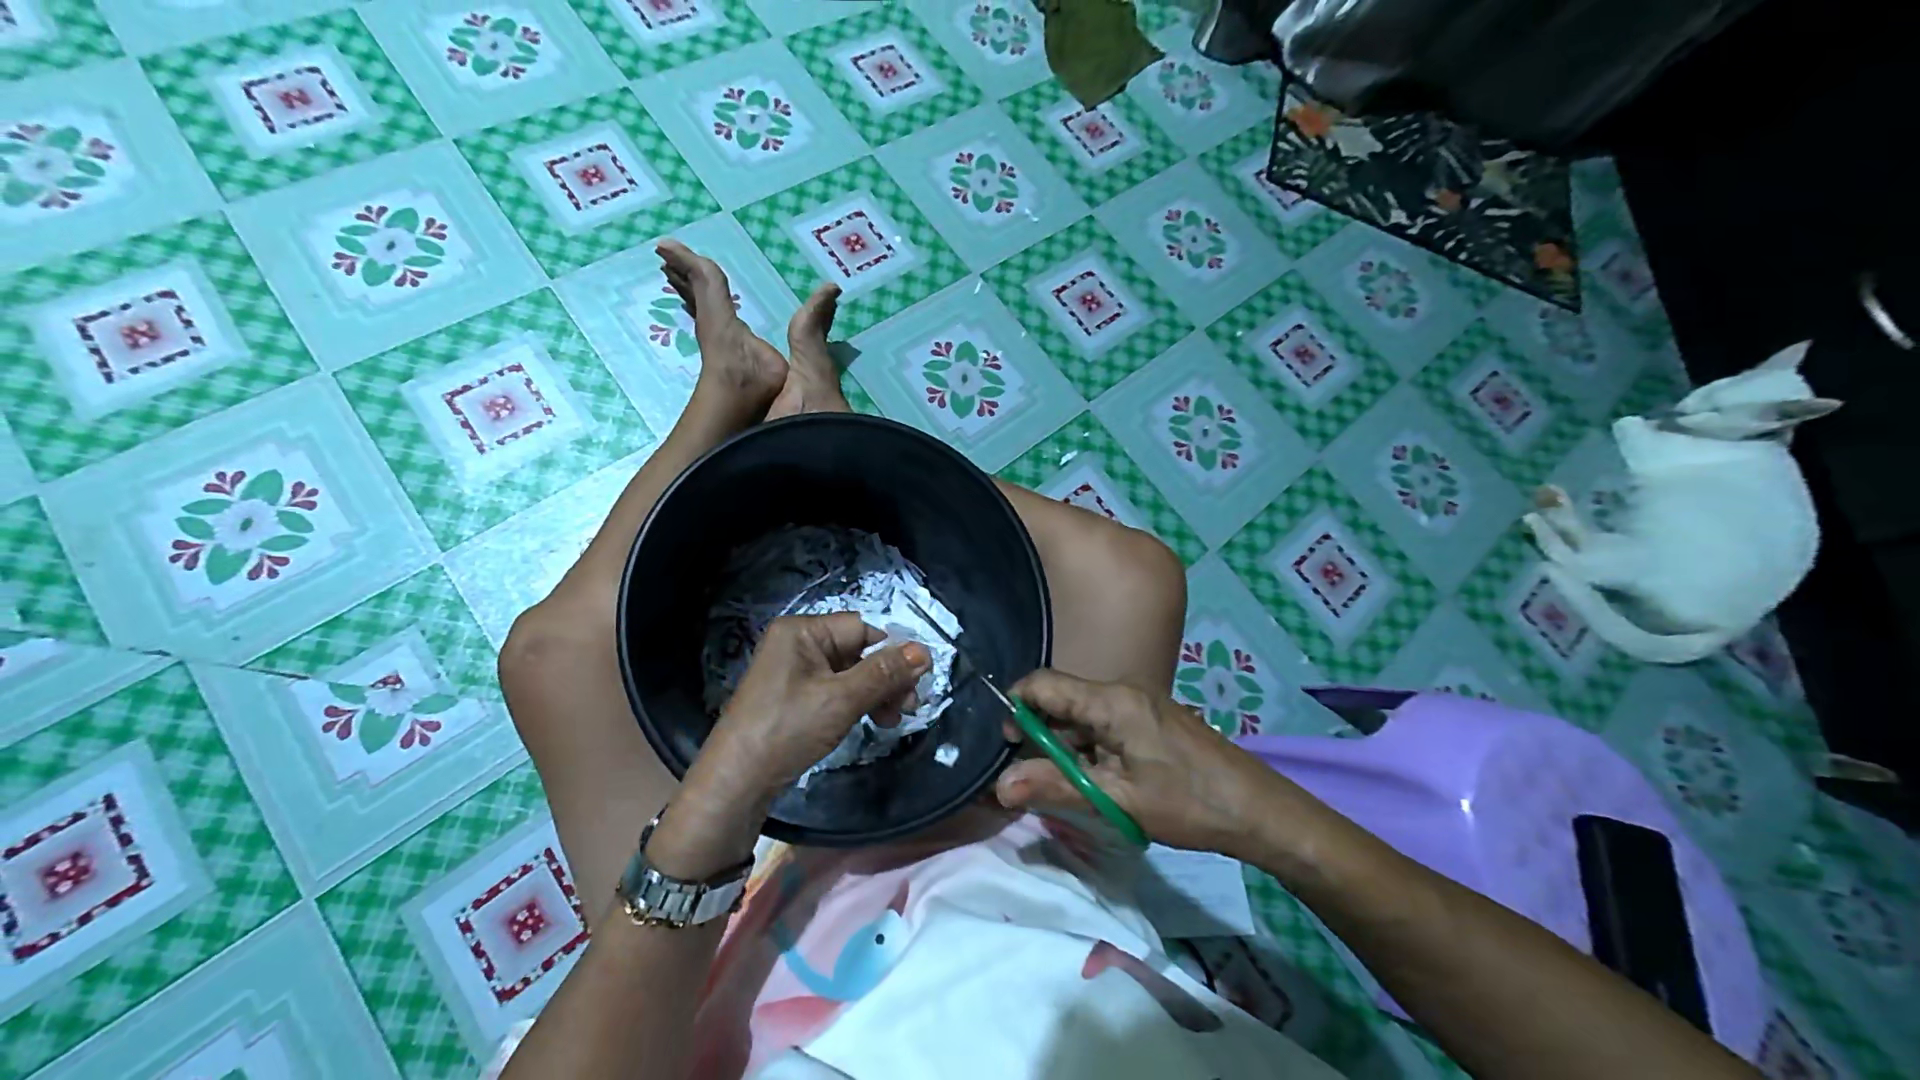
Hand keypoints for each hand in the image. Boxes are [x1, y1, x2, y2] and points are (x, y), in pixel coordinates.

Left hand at [688, 613, 929, 813]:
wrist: (737, 782)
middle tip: (909, 707)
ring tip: (893, 720)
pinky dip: (859, 703)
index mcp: (802, 631)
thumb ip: (884, 674)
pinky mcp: (797, 698)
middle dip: (887, 677)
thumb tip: (926, 652)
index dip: (892, 652)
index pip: (862, 628)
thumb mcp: (841, 699)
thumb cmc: (787, 729)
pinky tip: (874, 721)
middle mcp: (798, 644)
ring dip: (877, 693)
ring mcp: (797, 672)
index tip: (916, 681)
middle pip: (859, 650)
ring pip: (852, 673)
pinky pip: (838, 690)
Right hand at [993, 670, 1296, 856]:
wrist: (1258, 809)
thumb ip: (1056, 787)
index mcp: (1112, 701)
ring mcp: (1138, 704)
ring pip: (1080, 715)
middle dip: (1038, 734)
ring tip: (1064, 785)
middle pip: (1060, 699)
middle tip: (1032, 776)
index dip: (1015, 707)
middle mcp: (1121, 691)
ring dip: (1064, 745)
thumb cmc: (1189, 803)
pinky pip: (1102, 724)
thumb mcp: (1118, 800)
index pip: (1043, 683)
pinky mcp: (1149, 720)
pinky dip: (1087, 748)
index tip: (1004, 745)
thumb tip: (999, 785)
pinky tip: (1094, 781)